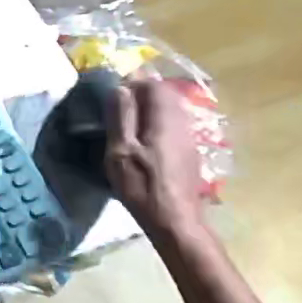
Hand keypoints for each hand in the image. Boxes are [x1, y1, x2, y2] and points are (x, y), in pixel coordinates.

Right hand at [106, 79, 206, 236]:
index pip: (154, 85)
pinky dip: (156, 123)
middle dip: (142, 93)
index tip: (113, 90)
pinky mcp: (189, 152)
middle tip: (117, 104)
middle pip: (165, 95)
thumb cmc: (141, 185)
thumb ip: (121, 117)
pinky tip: (143, 140)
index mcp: (164, 119)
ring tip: (126, 122)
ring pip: (171, 110)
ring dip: (149, 109)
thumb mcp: (120, 151)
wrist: (174, 220)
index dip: (133, 82)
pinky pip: (173, 125)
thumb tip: (121, 87)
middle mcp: (182, 123)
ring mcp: (189, 138)